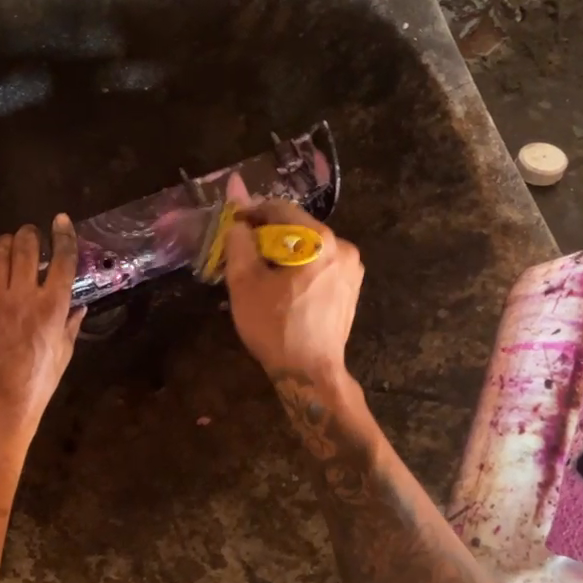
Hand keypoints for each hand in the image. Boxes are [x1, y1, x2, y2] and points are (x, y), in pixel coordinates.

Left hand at [0, 214, 85, 430]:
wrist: (2, 400)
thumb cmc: (39, 380)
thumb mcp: (64, 352)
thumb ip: (71, 324)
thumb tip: (80, 306)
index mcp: (54, 305)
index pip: (63, 259)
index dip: (63, 235)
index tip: (61, 220)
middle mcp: (25, 295)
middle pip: (27, 248)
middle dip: (30, 234)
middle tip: (30, 234)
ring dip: (5, 240)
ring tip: (8, 239)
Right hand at [221, 173, 363, 383]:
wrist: (310, 373)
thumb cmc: (275, 326)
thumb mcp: (245, 283)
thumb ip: (239, 242)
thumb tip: (237, 222)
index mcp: (320, 240)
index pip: (280, 208)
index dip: (251, 211)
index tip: (232, 224)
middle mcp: (343, 247)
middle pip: (296, 227)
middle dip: (266, 234)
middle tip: (240, 251)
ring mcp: (351, 269)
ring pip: (307, 246)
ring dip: (281, 251)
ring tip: (258, 270)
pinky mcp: (350, 287)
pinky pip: (318, 264)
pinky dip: (297, 266)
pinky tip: (280, 286)